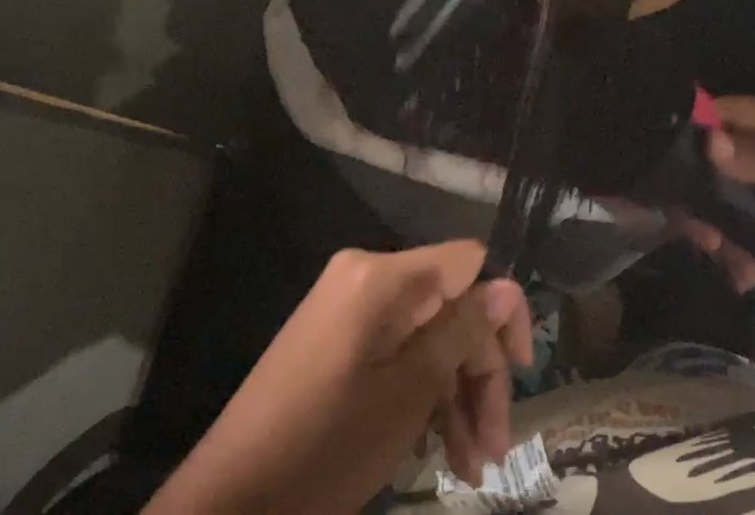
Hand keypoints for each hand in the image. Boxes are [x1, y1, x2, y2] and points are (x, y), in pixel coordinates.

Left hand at [150, 241, 531, 514]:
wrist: (231, 497)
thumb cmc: (327, 443)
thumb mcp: (409, 393)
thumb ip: (461, 333)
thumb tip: (508, 286)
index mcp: (383, 277)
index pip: (471, 262)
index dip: (505, 310)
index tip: (523, 369)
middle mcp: (367, 279)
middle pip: (452, 308)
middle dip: (480, 375)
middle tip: (497, 447)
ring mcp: (350, 312)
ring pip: (428, 338)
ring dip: (457, 398)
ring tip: (472, 466)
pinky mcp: (338, 344)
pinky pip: (397, 353)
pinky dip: (422, 396)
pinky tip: (440, 451)